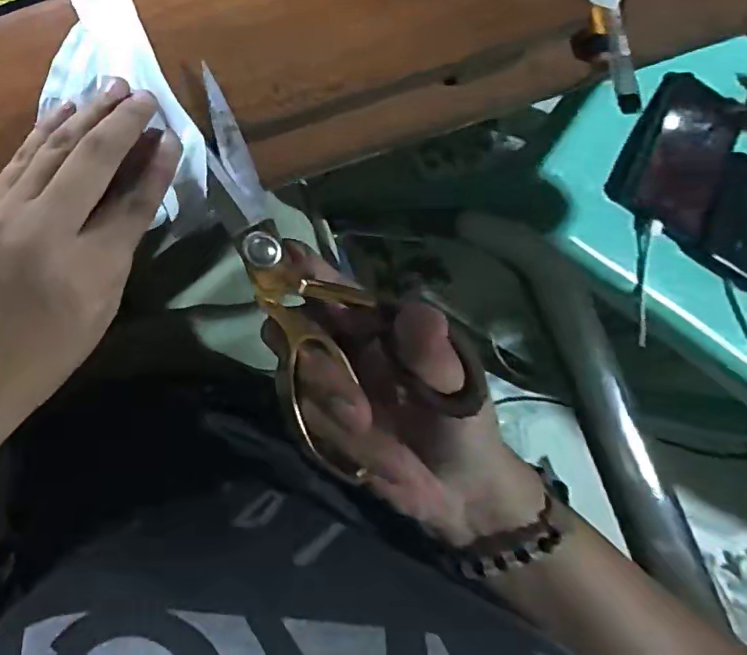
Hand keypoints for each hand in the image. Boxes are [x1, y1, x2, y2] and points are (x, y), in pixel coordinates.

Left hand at [0, 78, 182, 443]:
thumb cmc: (53, 347)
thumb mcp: (104, 302)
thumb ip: (124, 237)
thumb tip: (146, 179)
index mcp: (85, 268)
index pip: (132, 201)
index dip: (155, 164)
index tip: (171, 132)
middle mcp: (43, 230)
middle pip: (90, 159)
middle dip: (121, 121)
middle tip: (142, 93)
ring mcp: (7, 213)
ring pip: (53, 148)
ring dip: (85, 113)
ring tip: (111, 86)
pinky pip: (22, 157)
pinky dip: (45, 129)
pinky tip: (65, 109)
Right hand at [267, 243, 545, 547]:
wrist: (460, 491)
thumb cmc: (462, 419)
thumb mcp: (457, 387)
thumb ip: (432, 354)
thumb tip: (420, 311)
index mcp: (367, 321)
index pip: (327, 287)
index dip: (300, 268)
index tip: (283, 255)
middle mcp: (334, 342)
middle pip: (290, 328)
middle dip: (311, 361)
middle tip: (352, 404)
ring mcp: (318, 380)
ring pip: (296, 378)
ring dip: (335, 411)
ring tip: (379, 439)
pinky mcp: (311, 417)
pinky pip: (303, 419)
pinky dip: (342, 443)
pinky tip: (381, 459)